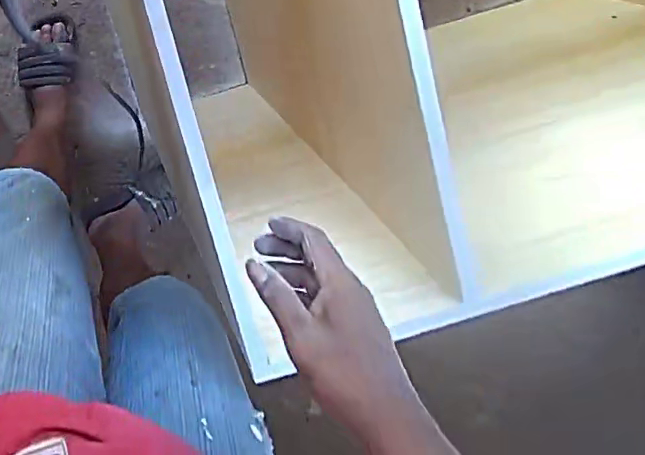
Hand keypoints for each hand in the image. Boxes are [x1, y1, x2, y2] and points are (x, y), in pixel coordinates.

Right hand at [249, 218, 456, 454]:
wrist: (388, 421)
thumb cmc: (350, 379)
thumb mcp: (299, 332)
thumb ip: (275, 294)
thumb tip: (255, 267)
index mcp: (342, 285)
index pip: (314, 240)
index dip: (289, 228)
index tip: (270, 224)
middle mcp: (354, 293)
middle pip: (318, 255)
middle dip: (286, 247)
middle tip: (261, 246)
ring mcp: (358, 311)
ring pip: (321, 277)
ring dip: (293, 269)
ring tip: (268, 274)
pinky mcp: (358, 328)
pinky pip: (327, 295)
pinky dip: (303, 289)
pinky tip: (288, 302)